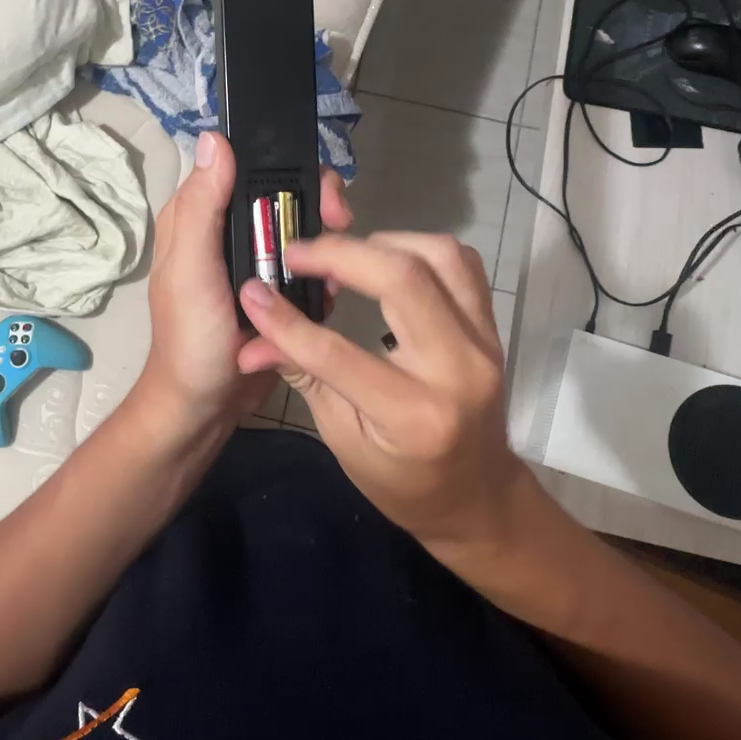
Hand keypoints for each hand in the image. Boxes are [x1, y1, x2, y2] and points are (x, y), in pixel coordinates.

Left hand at [130, 132, 351, 438]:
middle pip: (283, 194)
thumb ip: (201, 207)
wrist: (206, 405)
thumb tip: (215, 139)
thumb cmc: (191, 338)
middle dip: (318, 205)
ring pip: (302, 230)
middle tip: (344, 224)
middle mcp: (227, 232)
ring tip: (336, 272)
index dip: (284, 165)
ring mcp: (255, 262)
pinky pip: (309, 268)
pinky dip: (324, 276)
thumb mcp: (190, 269)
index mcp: (199, 218)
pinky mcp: (277, 291)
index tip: (319, 188)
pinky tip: (330, 295)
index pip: (244, 166)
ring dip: (326, 245)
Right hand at [236, 233, 529, 550]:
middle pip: (404, 279)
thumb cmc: (402, 481)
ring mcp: (483, 344)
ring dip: (384, 242)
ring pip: (440, 258)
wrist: (476, 496)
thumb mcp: (342, 438)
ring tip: (343, 254)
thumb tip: (249, 342)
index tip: (253, 292)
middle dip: (340, 255)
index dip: (287, 322)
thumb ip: (302, 377)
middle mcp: (457, 371)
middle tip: (297, 254)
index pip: (338, 354)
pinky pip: (462, 265)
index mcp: (413, 416)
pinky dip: (421, 249)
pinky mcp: (491, 328)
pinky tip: (386, 259)